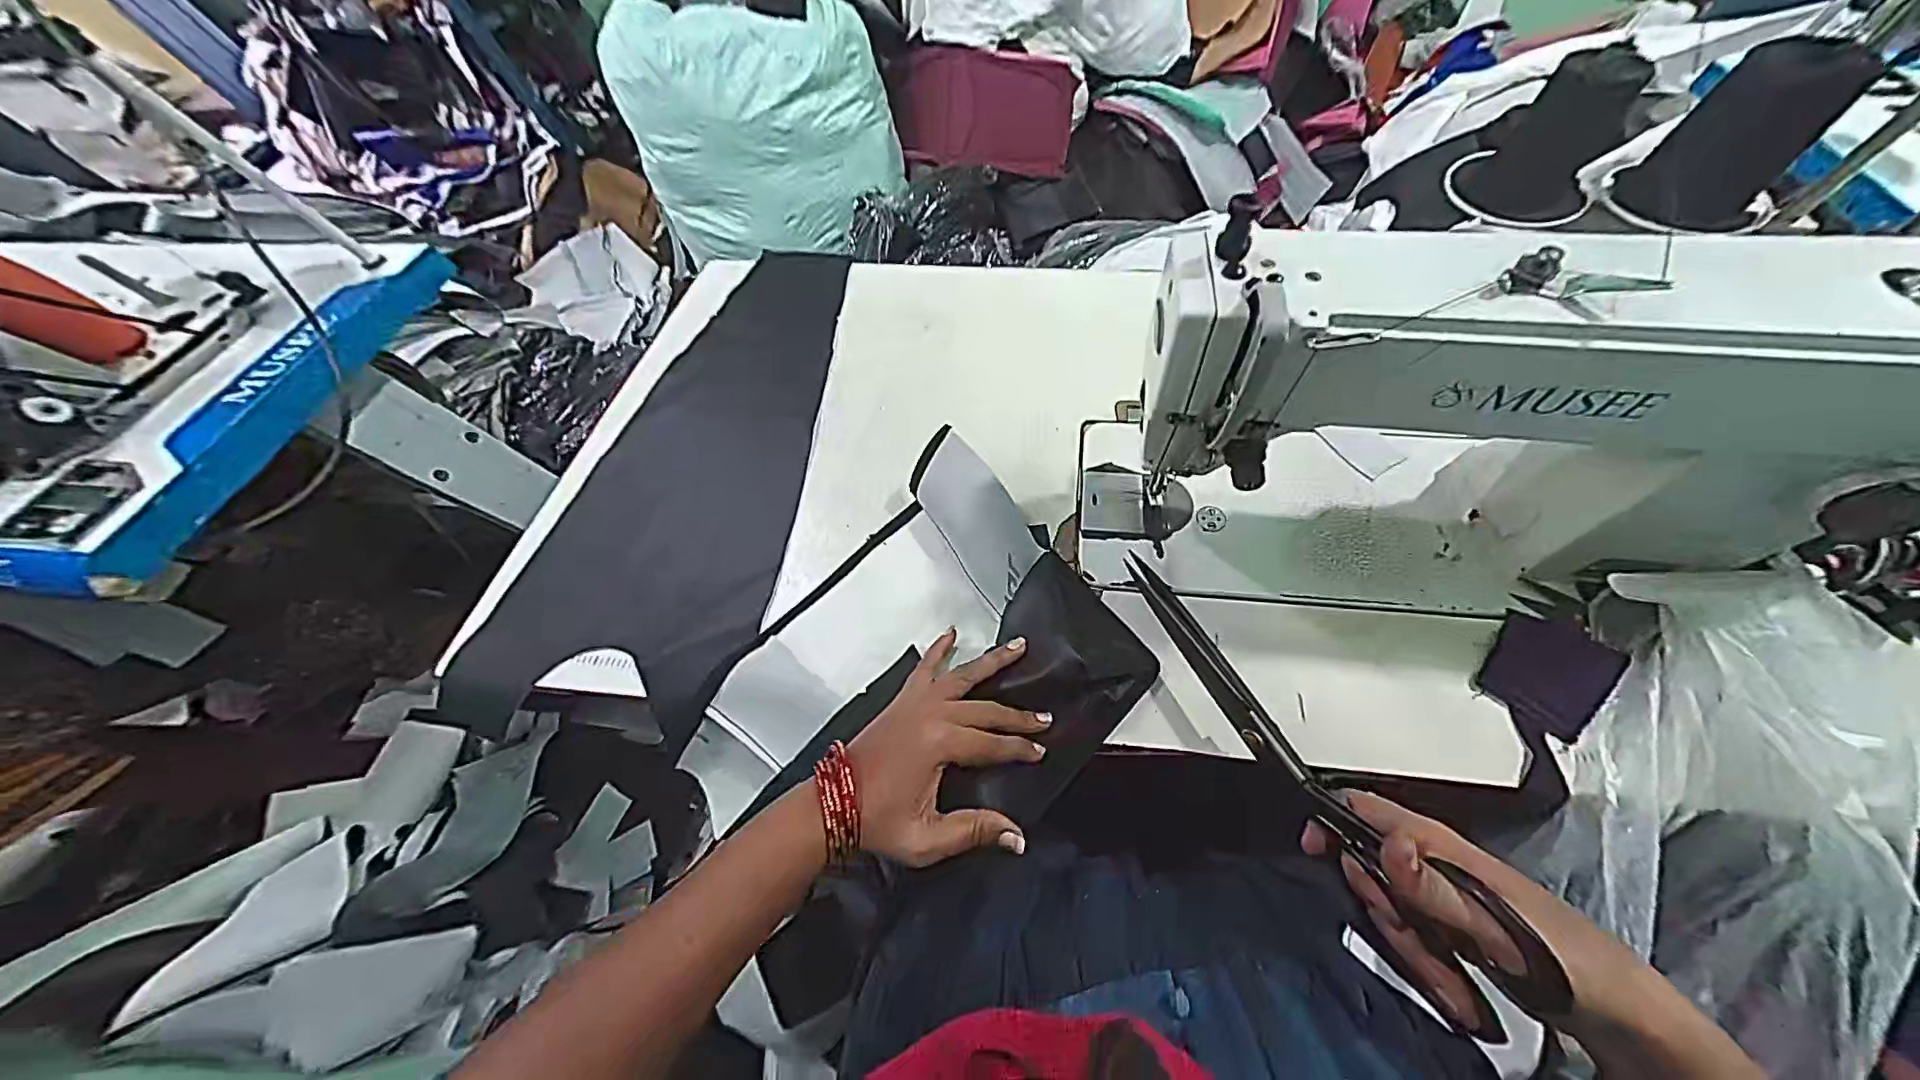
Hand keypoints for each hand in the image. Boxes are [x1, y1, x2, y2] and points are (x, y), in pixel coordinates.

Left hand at [846, 629, 1049, 866]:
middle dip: (1017, 716)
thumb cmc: (874, 820)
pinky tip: (950, 635)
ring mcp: (915, 703)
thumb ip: (974, 831)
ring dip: (992, 661)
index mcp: (938, 744)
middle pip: (986, 710)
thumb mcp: (926, 838)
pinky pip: (925, 668)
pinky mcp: (902, 701)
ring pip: (962, 675)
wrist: (832, 804)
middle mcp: (929, 715)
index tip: (1039, 752)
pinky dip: (939, 650)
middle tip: (1043, 718)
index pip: (993, 743)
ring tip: (1018, 647)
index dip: (1019, 749)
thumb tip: (1015, 836)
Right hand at [1301, 791, 1652, 1033]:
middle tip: (1420, 941)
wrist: (1621, 1018)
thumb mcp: (1495, 924)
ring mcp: (1439, 898)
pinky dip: (1428, 969)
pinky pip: (1410, 940)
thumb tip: (1387, 842)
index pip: (1362, 807)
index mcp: (1438, 845)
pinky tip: (1458, 990)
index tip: (1315, 849)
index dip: (1330, 820)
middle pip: (1367, 869)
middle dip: (1386, 914)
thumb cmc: (1569, 960)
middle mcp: (1433, 863)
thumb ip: (1433, 884)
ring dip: (1414, 954)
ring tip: (1454, 983)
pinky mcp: (1447, 930)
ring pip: (1387, 912)